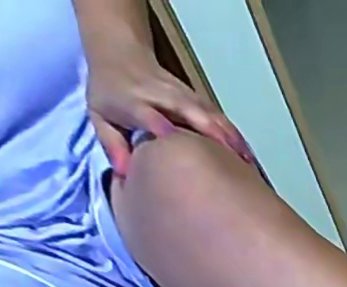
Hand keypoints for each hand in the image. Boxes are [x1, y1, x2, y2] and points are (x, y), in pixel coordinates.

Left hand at [84, 43, 252, 174]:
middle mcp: (160, 95)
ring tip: (247, 162)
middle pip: (189, 112)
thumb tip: (124, 172)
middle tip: (232, 160)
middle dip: (211, 133)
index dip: (161, 125)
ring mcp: (181, 94)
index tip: (174, 142)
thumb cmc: (110, 93)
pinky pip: (217, 115)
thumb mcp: (99, 117)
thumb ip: (112, 144)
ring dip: (229, 136)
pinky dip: (233, 133)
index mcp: (132, 100)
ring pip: (208, 113)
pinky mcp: (196, 97)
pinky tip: (246, 153)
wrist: (120, 54)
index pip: (148, 113)